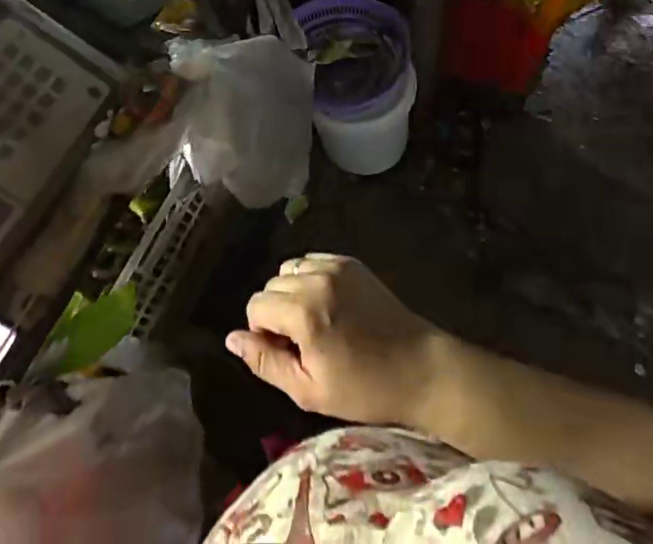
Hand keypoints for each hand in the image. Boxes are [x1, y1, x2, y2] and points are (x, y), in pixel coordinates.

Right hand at [226, 254, 447, 427]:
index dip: (263, 332)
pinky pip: (311, 262)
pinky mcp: (351, 262)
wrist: (422, 369)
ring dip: (292, 293)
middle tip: (304, 341)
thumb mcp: (308, 390)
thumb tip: (230, 339)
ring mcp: (335, 266)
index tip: (289, 353)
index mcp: (304, 313)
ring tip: (316, 321)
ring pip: (289, 270)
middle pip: (270, 286)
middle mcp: (316, 280)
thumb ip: (265, 362)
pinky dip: (310, 279)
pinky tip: (329, 305)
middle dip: (276, 312)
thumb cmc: (364, 389)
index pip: (255, 306)